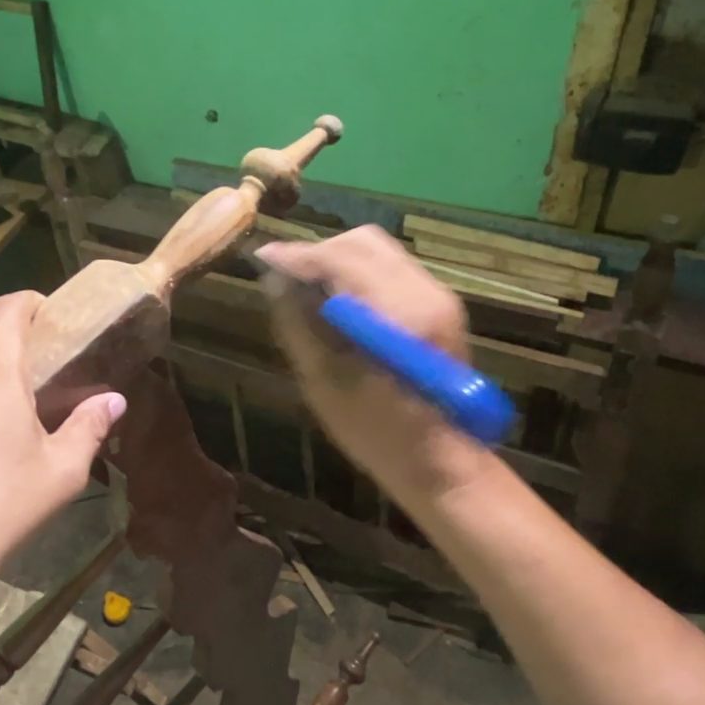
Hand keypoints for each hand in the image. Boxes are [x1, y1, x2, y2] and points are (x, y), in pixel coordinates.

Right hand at [260, 227, 496, 505]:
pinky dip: (357, 272)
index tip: (262, 258)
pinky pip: (390, 268)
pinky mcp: (439, 305)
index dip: (297, 255)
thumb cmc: (379, 435)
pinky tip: (336, 300)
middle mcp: (425, 292)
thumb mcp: (326, 383)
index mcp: (400, 314)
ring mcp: (438, 295)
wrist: (443, 463)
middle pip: (363, 242)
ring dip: (337, 260)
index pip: (341, 258)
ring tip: (306, 288)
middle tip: (285, 278)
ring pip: (377, 250)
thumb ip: (299, 324)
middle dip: (319, 252)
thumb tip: (274, 279)